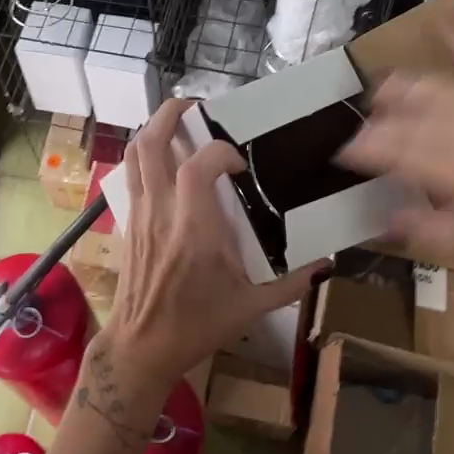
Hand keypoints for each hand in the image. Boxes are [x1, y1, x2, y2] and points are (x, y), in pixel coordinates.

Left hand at [103, 99, 325, 398]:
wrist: (141, 346)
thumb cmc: (196, 326)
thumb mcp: (250, 308)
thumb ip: (290, 282)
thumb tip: (326, 263)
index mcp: (194, 230)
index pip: (199, 165)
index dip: (220, 151)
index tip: (238, 164)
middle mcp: (161, 211)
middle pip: (152, 142)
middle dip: (172, 113)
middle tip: (197, 106)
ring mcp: (139, 213)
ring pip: (134, 152)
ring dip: (154, 127)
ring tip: (178, 121)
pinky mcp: (127, 221)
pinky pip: (129, 173)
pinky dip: (144, 155)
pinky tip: (164, 159)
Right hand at [337, 17, 453, 292]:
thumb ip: (434, 228)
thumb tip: (386, 218)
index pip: (400, 150)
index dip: (367, 148)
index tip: (345, 152)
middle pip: (416, 112)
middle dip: (383, 115)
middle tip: (366, 124)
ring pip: (444, 84)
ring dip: (410, 85)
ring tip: (388, 87)